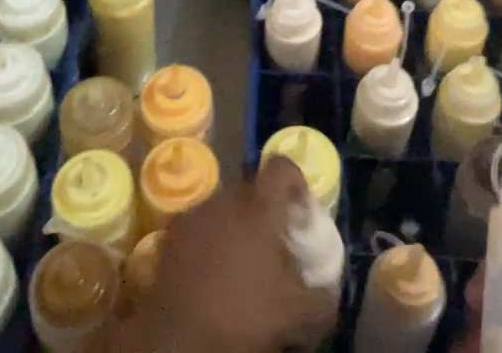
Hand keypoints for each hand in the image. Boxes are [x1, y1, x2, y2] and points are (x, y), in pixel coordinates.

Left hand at [96, 156, 337, 352]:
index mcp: (261, 208)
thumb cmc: (244, 314)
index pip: (282, 166)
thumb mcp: (298, 315)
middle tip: (275, 244)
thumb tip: (329, 288)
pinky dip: (210, 238)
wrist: (179, 336)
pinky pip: (200, 223)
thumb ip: (323, 295)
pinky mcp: (171, 232)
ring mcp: (195, 213)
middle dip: (267, 209)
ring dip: (237, 223)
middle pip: (253, 188)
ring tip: (242, 260)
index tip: (300, 211)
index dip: (295, 181)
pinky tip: (213, 270)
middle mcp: (226, 199)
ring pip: (224, 206)